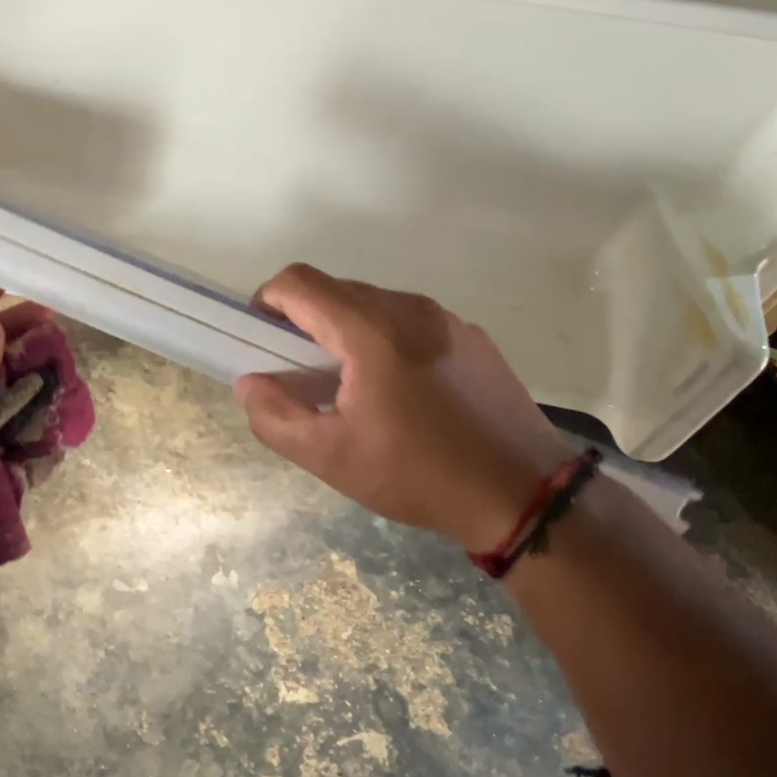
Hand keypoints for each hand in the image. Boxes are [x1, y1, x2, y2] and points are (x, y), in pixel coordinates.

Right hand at [234, 264, 576, 550]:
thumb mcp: (332, 459)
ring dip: (344, 331)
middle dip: (303, 322)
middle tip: (301, 375)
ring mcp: (446, 319)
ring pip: (372, 303)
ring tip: (351, 388)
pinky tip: (400, 393)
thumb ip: (275, 417)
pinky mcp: (472, 336)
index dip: (266, 302)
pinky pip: (409, 320)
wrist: (526, 494)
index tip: (261, 342)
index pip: (299, 283)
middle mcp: (409, 309)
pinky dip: (384, 339)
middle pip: (334, 290)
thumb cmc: (420, 475)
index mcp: (371, 331)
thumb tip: (250, 383)